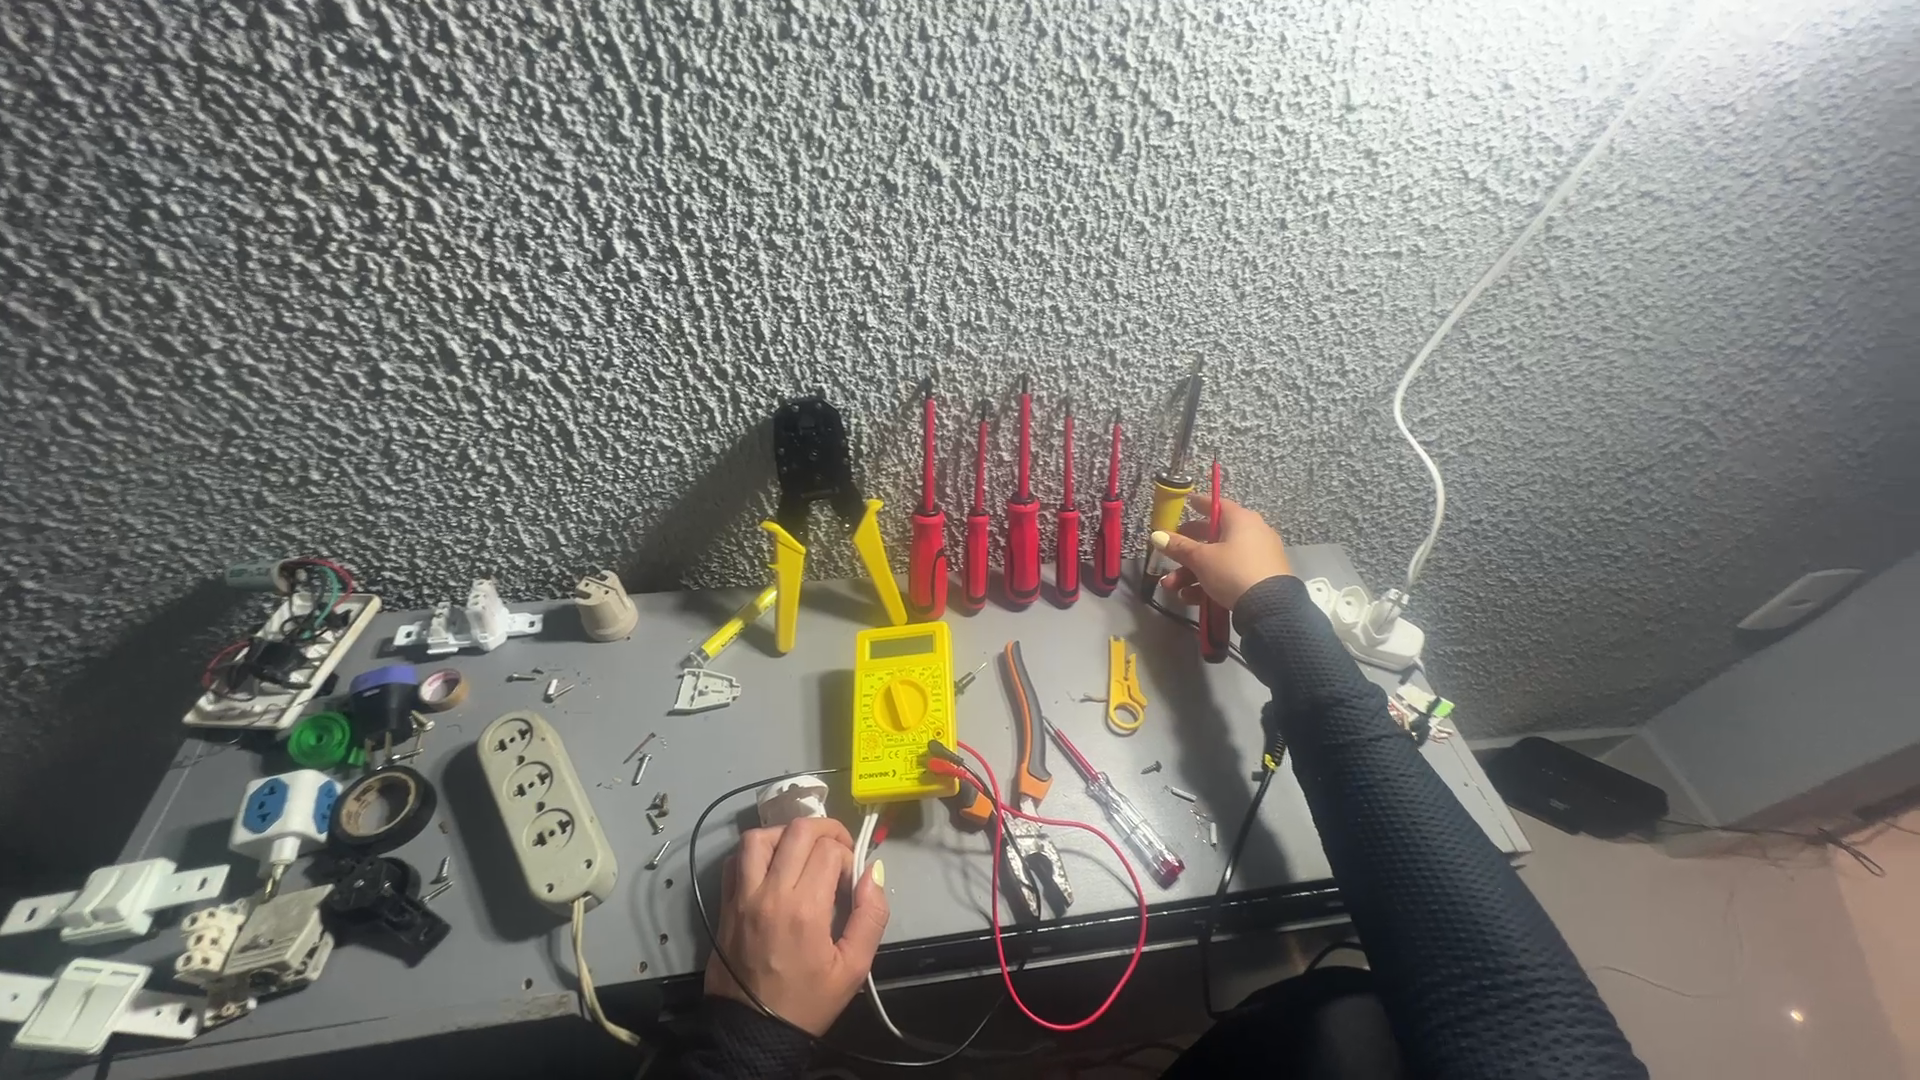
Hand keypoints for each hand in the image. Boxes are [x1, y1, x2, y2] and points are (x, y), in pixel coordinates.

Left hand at [704, 817, 889, 1036]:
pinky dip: (755, 851)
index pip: (829, 850)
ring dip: (786, 834)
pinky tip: (772, 865)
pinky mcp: (725, 904)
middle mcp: (770, 893)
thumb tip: (873, 872)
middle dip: (825, 831)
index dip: (847, 856)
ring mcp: (742, 896)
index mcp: (804, 909)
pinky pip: (735, 860)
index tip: (850, 881)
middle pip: (797, 830)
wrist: (750, 1035)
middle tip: (837, 850)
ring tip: (802, 851)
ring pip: (760, 837)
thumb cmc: (806, 1002)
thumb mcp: (853, 968)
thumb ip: (871, 917)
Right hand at [1152, 494, 1292, 610]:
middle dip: (1185, 552)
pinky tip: (1191, 598)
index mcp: (1241, 520)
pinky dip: (1210, 582)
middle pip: (1212, 537)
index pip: (1217, 505)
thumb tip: (1156, 535)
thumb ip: (1178, 546)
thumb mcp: (1201, 559)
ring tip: (1172, 588)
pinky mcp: (1261, 577)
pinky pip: (1230, 574)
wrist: (1271, 608)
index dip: (1199, 504)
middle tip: (1169, 555)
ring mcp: (1258, 556)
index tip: (1186, 503)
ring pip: (1218, 560)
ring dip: (1191, 573)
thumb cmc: (1232, 571)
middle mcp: (1253, 533)